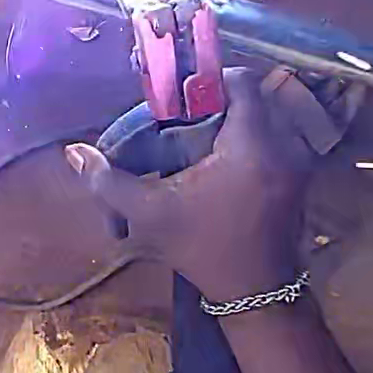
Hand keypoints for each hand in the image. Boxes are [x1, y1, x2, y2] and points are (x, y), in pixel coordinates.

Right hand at [65, 67, 314, 300]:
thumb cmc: (204, 250)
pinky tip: (222, 155)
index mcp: (253, 146)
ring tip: (201, 133)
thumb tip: (73, 152)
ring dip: (235, 115)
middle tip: (186, 115)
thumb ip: (110, 181)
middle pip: (253, 95)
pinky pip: (276, 132)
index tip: (181, 98)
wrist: (255, 293)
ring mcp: (298, 158)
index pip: (242, 81)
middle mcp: (285, 144)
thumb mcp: (151, 215)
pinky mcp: (300, 171)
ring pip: (266, 112)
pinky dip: (250, 132)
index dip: (209, 80)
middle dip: (218, 99)